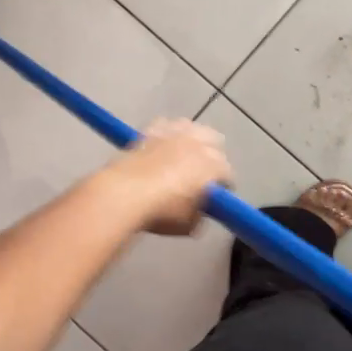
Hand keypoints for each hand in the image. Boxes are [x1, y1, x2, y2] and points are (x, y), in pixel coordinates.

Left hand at [105, 119, 230, 235]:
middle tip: (201, 175)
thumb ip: (199, 214)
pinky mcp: (153, 129)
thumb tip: (197, 210)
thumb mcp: (188, 225)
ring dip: (193, 140)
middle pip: (216, 143)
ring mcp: (175, 133)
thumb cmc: (161, 212)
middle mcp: (199, 143)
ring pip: (194, 128)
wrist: (123, 194)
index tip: (215, 197)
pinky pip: (168, 125)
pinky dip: (169, 133)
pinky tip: (162, 145)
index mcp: (214, 166)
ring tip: (184, 155)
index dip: (223, 187)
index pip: (228, 175)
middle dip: (213, 157)